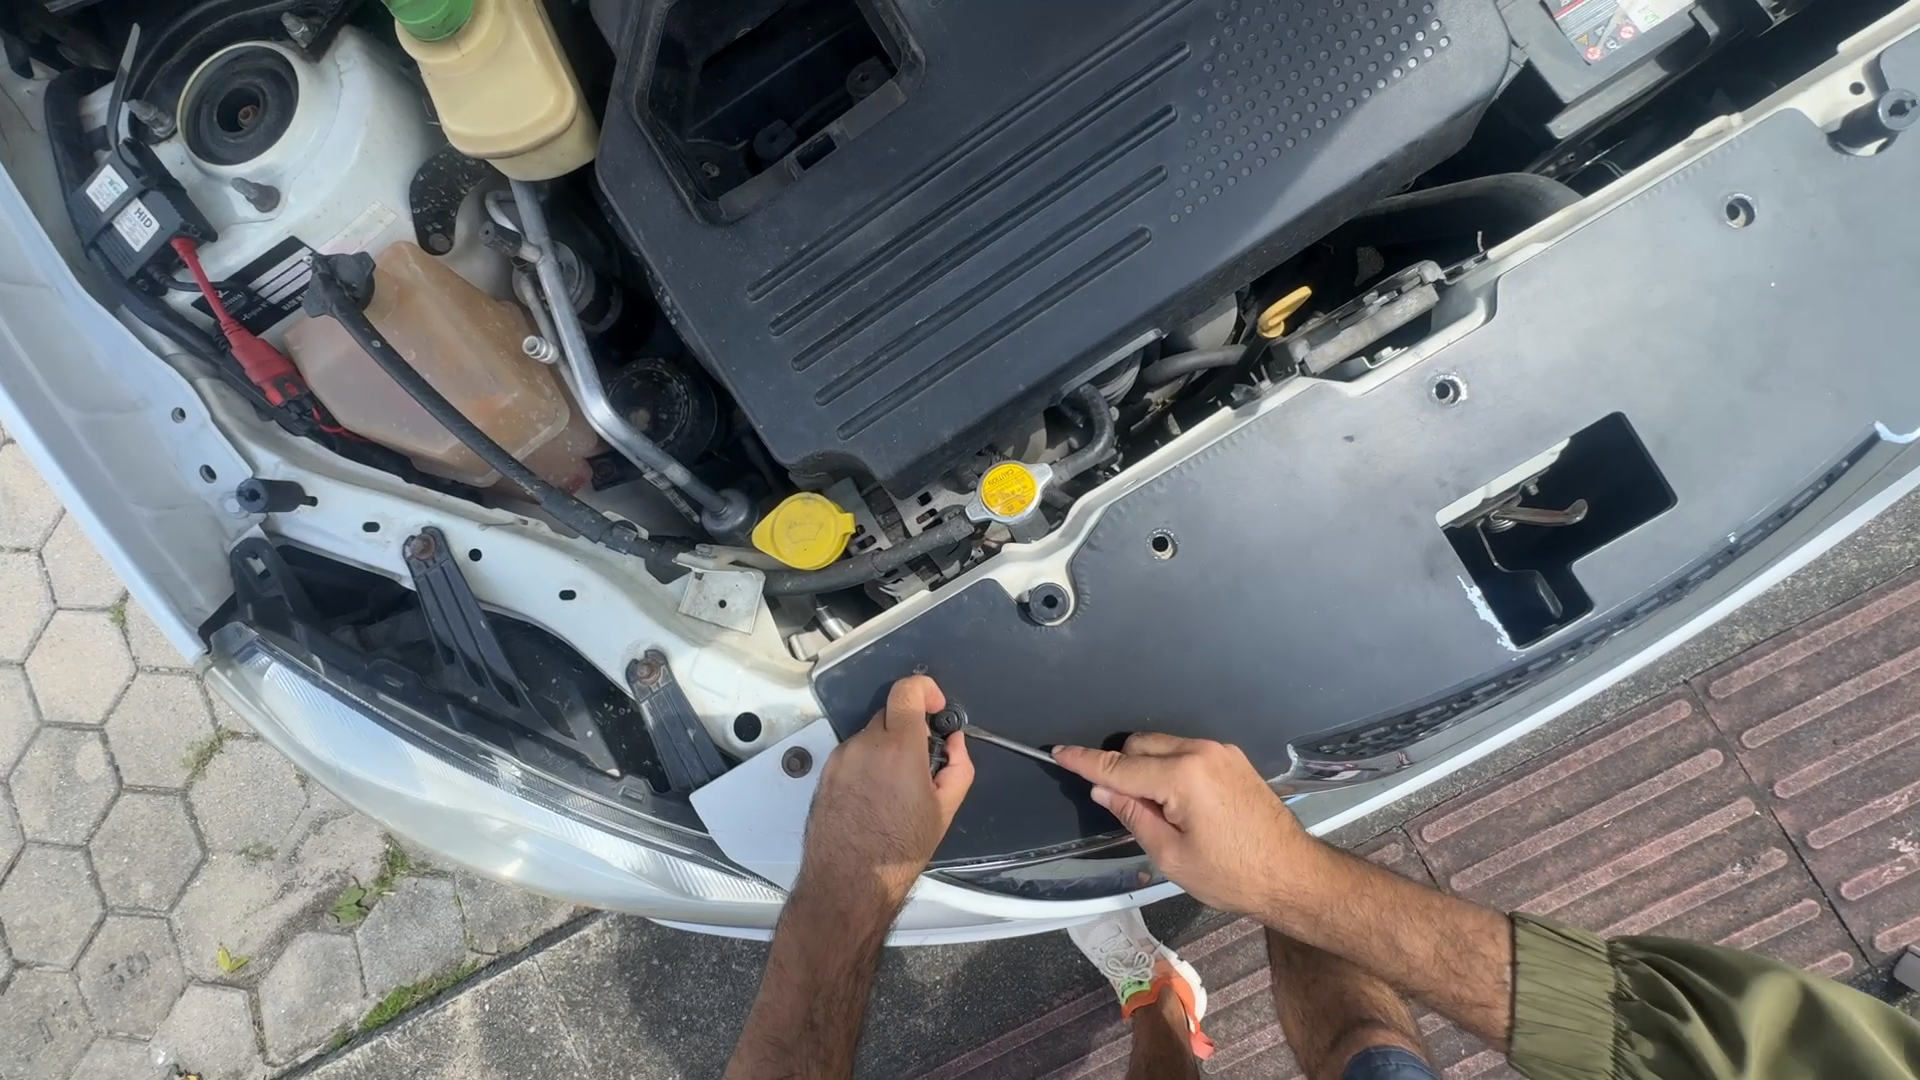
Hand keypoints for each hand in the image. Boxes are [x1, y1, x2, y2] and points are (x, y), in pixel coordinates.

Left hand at [797, 675, 974, 904]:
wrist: (848, 882)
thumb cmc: (898, 850)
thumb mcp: (944, 809)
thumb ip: (958, 765)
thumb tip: (955, 741)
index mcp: (898, 748)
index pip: (908, 691)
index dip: (926, 688)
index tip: (935, 705)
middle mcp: (866, 745)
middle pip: (891, 714)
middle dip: (909, 728)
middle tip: (921, 758)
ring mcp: (842, 757)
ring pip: (871, 735)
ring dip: (886, 748)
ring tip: (894, 788)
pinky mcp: (826, 772)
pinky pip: (853, 754)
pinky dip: (867, 763)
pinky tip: (874, 796)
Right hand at [1051, 734, 1311, 914]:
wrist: (1295, 875)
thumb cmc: (1231, 875)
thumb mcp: (1171, 856)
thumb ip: (1133, 815)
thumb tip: (1104, 789)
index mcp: (1182, 777)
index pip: (1120, 766)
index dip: (1085, 761)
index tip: (1059, 752)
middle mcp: (1199, 751)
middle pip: (1139, 746)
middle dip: (1122, 768)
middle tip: (1127, 807)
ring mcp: (1219, 750)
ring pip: (1161, 744)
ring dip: (1146, 766)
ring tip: (1160, 809)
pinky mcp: (1231, 756)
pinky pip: (1184, 749)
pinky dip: (1169, 765)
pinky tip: (1180, 800)